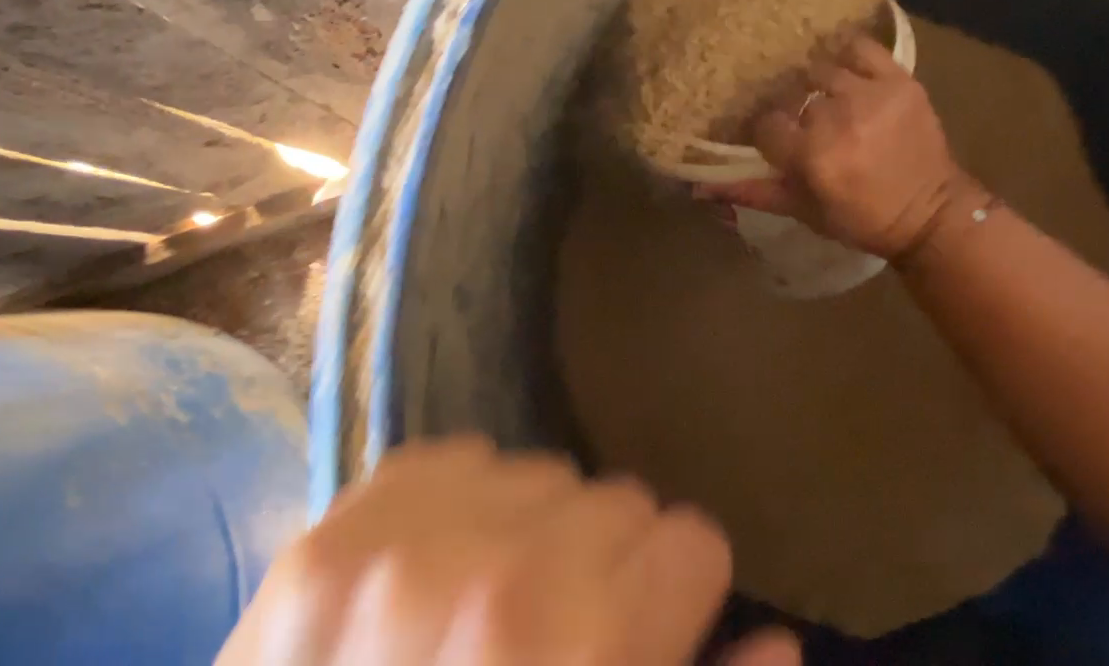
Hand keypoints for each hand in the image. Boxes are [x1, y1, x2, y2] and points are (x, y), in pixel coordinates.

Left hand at [216, 438, 798, 665]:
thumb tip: (778, 642)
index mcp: (586, 649)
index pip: (693, 544)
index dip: (677, 598)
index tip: (645, 632)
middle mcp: (500, 581)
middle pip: (621, 501)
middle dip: (609, 565)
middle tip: (564, 635)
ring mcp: (400, 550)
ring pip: (544, 474)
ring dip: (536, 533)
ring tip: (492, 610)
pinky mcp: (330, 535)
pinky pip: (455, 461)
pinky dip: (463, 508)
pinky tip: (439, 572)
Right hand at [698, 34, 979, 259]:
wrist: (930, 213)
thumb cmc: (862, 219)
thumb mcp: (803, 211)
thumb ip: (752, 191)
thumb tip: (697, 186)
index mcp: (813, 155)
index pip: (765, 124)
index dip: (765, 131)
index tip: (773, 138)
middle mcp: (838, 118)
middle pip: (791, 92)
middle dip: (791, 106)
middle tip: (798, 117)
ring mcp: (872, 94)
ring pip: (821, 67)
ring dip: (815, 81)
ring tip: (821, 94)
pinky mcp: (900, 79)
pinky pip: (860, 47)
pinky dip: (846, 52)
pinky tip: (841, 65)